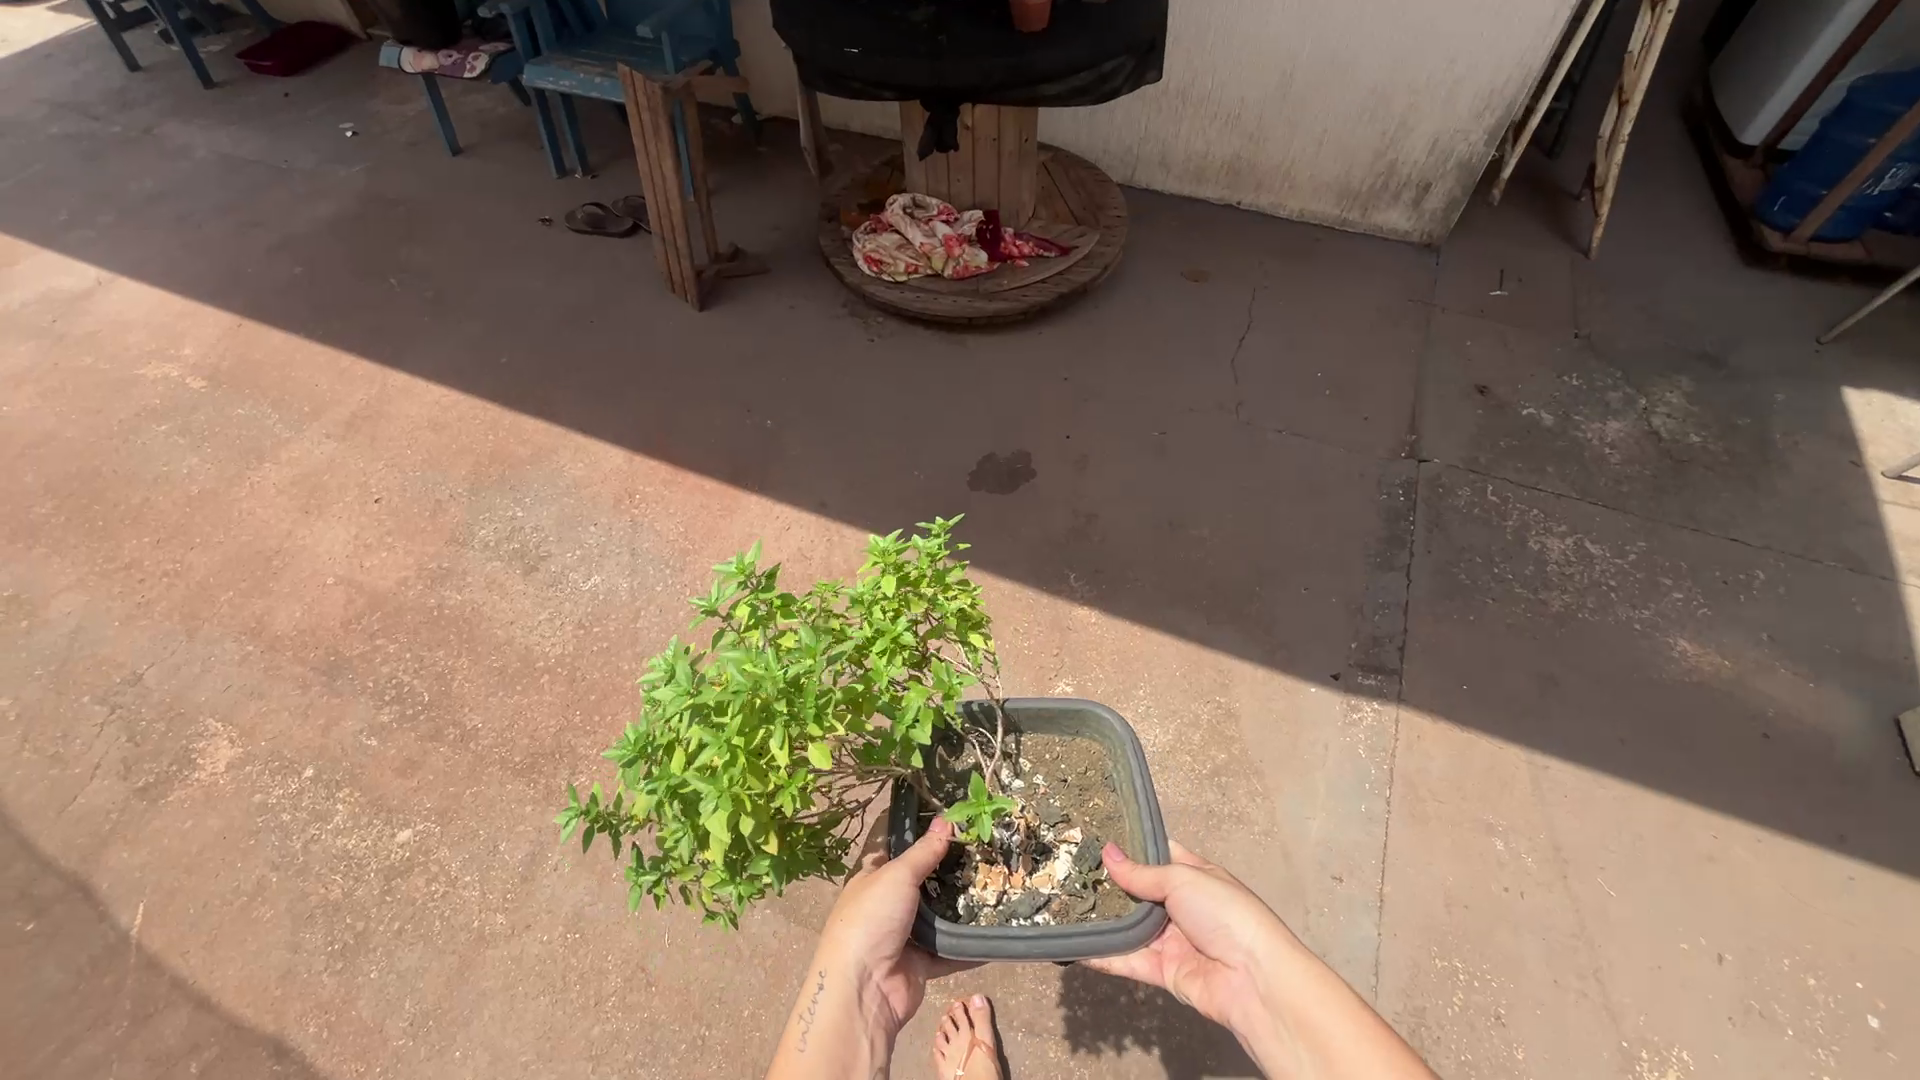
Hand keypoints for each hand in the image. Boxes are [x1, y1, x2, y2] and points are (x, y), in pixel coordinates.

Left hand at [814, 815, 972, 1036]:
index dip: (915, 829)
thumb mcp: (897, 875)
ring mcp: (903, 935)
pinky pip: (950, 950)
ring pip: (937, 915)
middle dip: (946, 868)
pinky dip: (969, 945)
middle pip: (921, 880)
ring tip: (993, 880)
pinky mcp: (921, 963)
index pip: (893, 845)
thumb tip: (944, 820)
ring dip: (960, 904)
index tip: (946, 813)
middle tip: (980, 847)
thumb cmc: (872, 919)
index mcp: (872, 877)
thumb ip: (923, 851)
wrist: (864, 989)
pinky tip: (996, 929)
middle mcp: (887, 904)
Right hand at [1084, 841, 1436, 1079]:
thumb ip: (1142, 872)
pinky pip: (1128, 960)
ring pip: (1130, 926)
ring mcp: (1172, 939)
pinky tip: (1075, 944)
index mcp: (1195, 875)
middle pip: (1139, 890)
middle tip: (1070, 866)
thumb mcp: (1183, 879)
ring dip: (1103, 917)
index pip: (1159, 854)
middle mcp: (1182, 905)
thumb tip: (1107, 852)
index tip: (1097, 833)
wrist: (1253, 979)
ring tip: (1064, 900)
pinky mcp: (1163, 971)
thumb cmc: (1226, 914)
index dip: (1132, 845)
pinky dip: (1103, 954)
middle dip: (1110, 881)